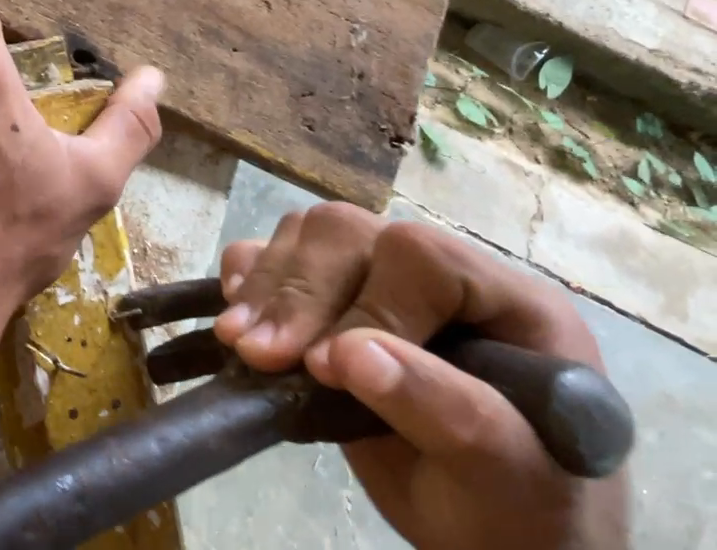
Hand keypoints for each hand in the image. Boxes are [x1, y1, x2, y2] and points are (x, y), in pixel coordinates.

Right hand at [212, 204, 629, 549]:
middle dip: (296, 294)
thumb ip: (445, 410)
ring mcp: (374, 279)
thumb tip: (349, 354)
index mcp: (507, 302)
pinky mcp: (324, 297)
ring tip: (244, 348)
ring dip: (263, 290)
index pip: (422, 258)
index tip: (330, 372)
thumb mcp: (503, 474)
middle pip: (347, 232)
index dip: (370, 305)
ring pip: (303, 236)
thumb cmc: (515, 506)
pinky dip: (244, 279)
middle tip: (259, 355)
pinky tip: (238, 322)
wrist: (482, 524)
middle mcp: (438, 275)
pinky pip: (269, 254)